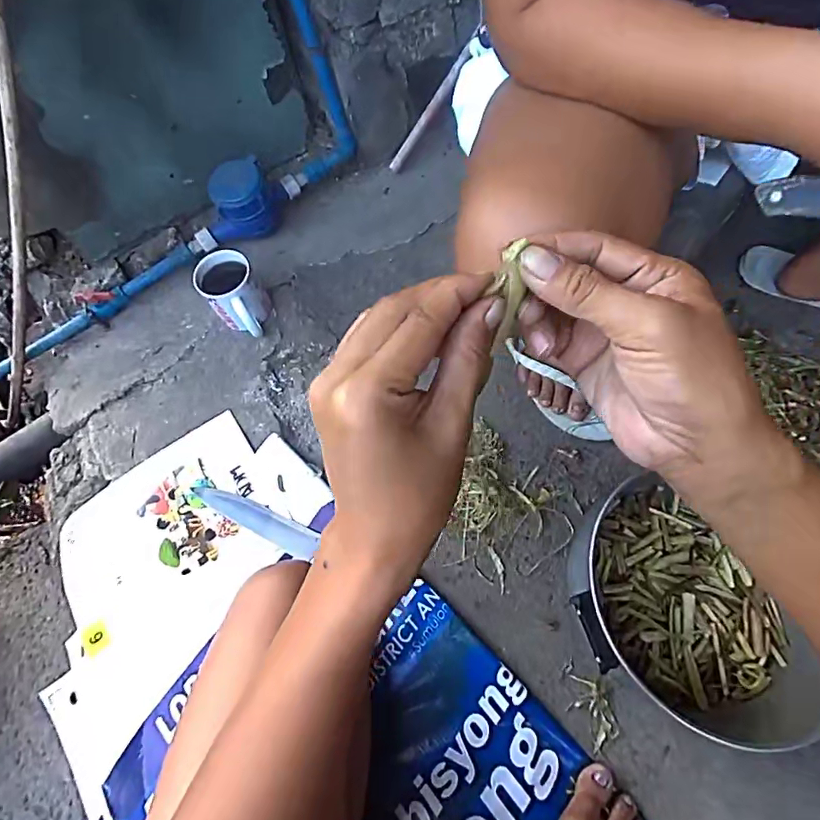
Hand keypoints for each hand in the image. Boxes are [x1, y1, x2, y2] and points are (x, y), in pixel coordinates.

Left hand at [309, 274, 498, 567]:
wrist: (373, 538)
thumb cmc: (420, 496)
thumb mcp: (452, 426)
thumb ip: (467, 360)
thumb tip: (489, 310)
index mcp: (367, 390)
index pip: (418, 321)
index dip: (459, 294)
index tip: (494, 281)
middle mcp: (335, 374)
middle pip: (393, 310)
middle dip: (440, 294)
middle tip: (484, 292)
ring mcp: (325, 378)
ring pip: (376, 318)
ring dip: (420, 306)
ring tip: (464, 306)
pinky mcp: (327, 384)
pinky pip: (365, 338)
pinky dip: (400, 325)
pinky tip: (430, 327)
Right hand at [515, 233, 787, 498]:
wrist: (700, 448)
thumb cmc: (691, 377)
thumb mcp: (644, 324)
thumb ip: (587, 291)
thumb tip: (531, 258)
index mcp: (653, 277)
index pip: (595, 249)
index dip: (554, 248)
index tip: (514, 253)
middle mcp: (626, 299)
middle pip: (570, 278)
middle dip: (541, 286)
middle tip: (514, 298)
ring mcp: (605, 333)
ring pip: (556, 310)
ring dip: (538, 317)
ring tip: (537, 336)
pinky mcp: (587, 364)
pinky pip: (553, 342)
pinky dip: (539, 342)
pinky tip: (539, 349)